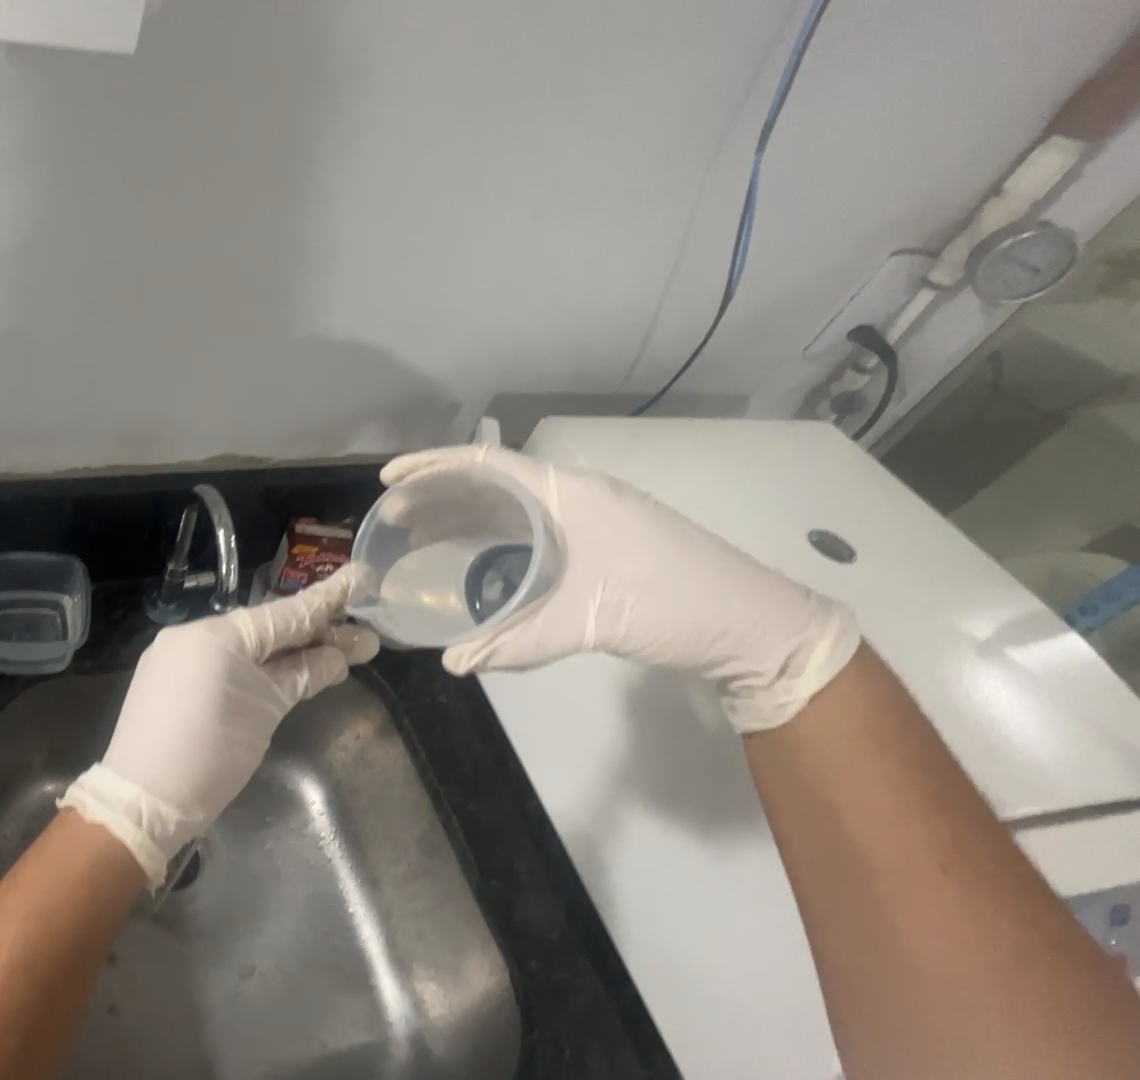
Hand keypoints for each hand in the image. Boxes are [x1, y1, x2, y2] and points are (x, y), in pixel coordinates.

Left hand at [59, 565, 379, 884]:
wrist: (143, 802)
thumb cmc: (211, 756)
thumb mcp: (266, 712)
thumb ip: (303, 675)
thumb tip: (338, 655)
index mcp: (218, 634)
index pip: (286, 612)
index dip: (329, 598)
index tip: (364, 577)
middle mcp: (193, 634)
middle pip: (264, 627)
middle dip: (314, 633)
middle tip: (362, 637)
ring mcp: (175, 655)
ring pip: (242, 646)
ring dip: (286, 652)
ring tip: (333, 655)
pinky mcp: (166, 679)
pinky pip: (219, 662)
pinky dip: (254, 666)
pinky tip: (283, 671)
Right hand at [380, 444, 858, 733]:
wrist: (756, 626)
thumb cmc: (672, 605)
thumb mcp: (589, 622)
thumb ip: (516, 642)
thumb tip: (454, 664)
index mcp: (572, 495)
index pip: (488, 464)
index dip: (433, 466)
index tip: (389, 481)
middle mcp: (579, 495)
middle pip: (494, 481)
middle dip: (439, 495)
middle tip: (396, 519)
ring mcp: (595, 517)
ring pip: (514, 505)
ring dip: (466, 517)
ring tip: (422, 539)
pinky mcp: (604, 542)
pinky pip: (533, 527)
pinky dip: (495, 538)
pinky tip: (477, 561)